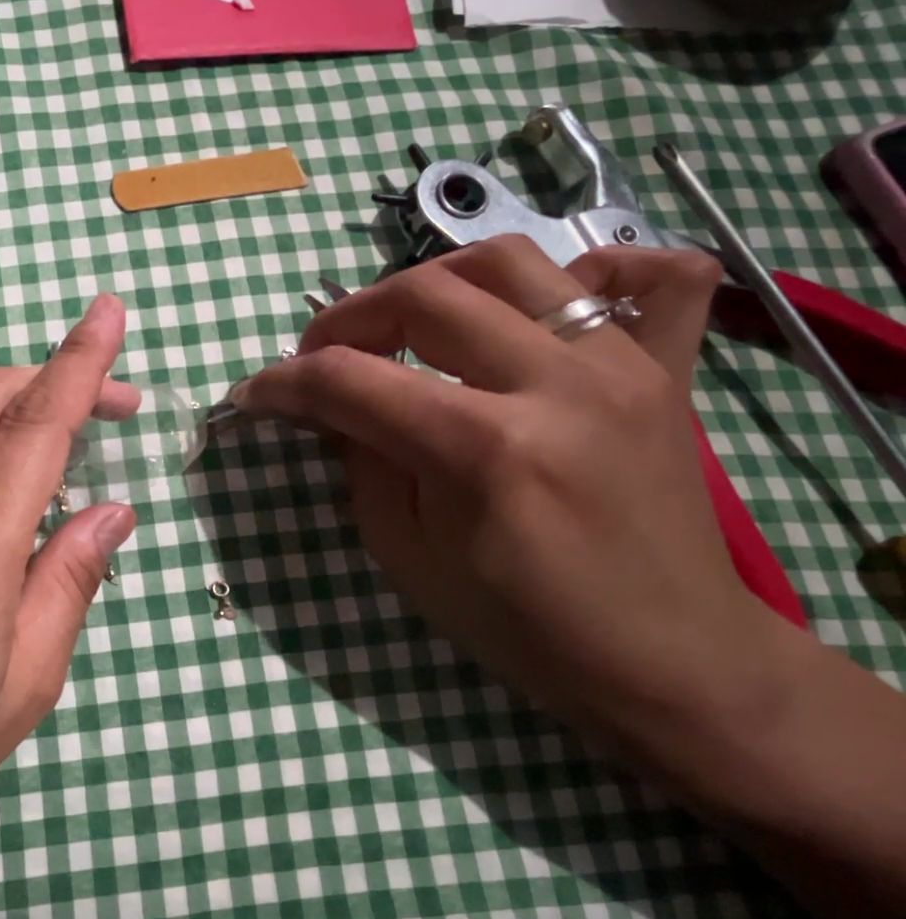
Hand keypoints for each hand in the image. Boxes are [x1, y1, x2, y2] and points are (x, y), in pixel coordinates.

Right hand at [231, 236, 789, 741]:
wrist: (664, 657)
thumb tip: (330, 406)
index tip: (252, 394)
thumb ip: (362, 462)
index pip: (350, 381)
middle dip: (345, 319)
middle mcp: (554, 385)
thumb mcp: (405, 553)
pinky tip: (542, 307)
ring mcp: (621, 366)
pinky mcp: (665, 369)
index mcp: (481, 449)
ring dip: (433, 279)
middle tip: (320, 355)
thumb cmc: (519, 622)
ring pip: (511, 262)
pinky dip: (590, 271)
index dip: (282, 383)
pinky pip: (652, 277)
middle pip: (422, 297)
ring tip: (404, 320)